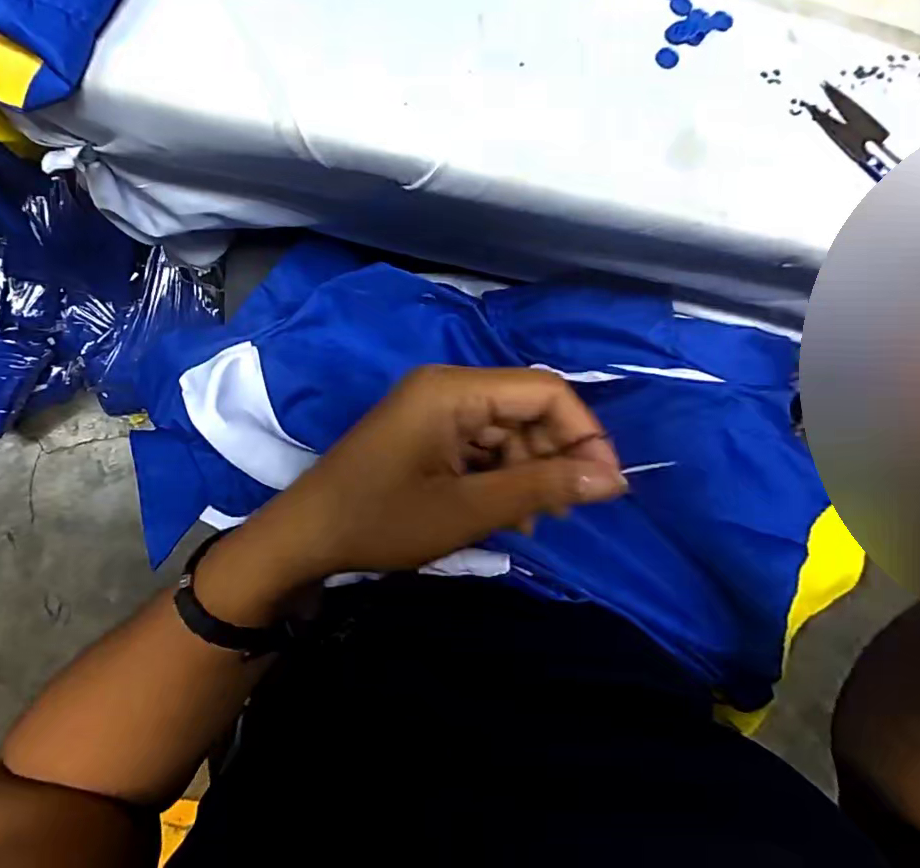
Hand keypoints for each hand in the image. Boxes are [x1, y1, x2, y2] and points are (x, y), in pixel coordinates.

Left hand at [194, 366, 627, 625]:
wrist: (306, 534)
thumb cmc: (382, 519)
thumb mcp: (468, 509)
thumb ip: (542, 486)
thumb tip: (613, 478)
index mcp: (453, 388)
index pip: (544, 390)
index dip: (584, 433)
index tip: (604, 487)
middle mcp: (445, 385)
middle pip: (526, 407)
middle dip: (554, 456)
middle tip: (563, 512)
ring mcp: (431, 407)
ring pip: (506, 428)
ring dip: (528, 471)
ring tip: (529, 521)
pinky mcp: (424, 430)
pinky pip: (479, 443)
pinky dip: (498, 474)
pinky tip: (503, 512)